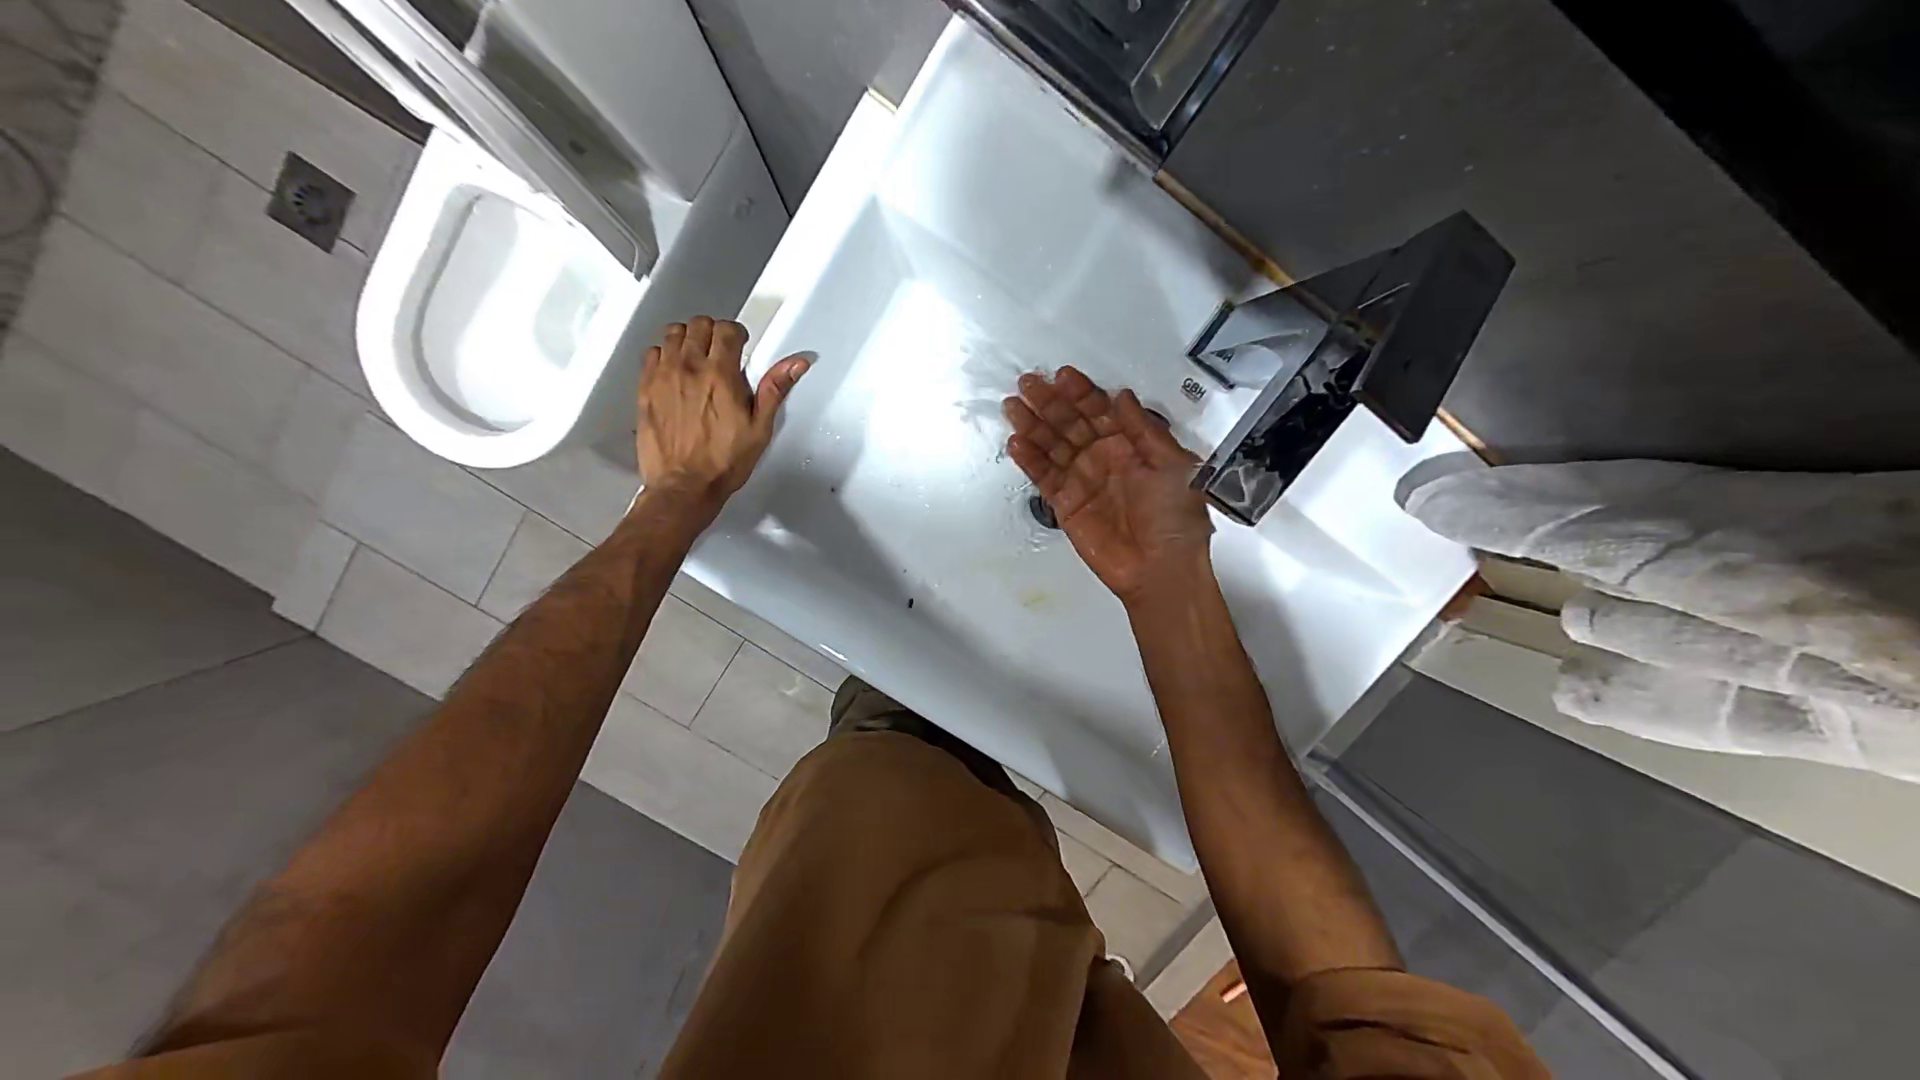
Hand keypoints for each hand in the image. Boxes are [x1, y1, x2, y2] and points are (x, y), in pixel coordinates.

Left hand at [636, 316, 808, 507]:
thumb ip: (774, 389)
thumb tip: (796, 363)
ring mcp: (663, 376)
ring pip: (673, 333)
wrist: (684, 486)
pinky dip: (664, 354)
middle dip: (713, 332)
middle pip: (698, 324)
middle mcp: (689, 368)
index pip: (726, 329)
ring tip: (698, 358)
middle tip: (721, 351)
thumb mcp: (759, 428)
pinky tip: (675, 370)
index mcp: (721, 375)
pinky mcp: (645, 388)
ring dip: (688, 339)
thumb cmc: (724, 462)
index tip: (741, 345)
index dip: (737, 333)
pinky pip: (651, 353)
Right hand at [1003, 366, 1212, 602]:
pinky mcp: (1066, 504)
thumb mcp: (1172, 464)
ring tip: (1014, 407)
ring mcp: (1083, 480)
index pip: (1100, 410)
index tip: (1063, 377)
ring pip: (1052, 445)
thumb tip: (1123, 397)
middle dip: (1049, 402)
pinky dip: (1030, 460)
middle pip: (1070, 423)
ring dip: (1033, 425)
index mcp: (1132, 446)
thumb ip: (1143, 429)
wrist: (1160, 569)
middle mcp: (1104, 459)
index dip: (1081, 392)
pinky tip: (1018, 443)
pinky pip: (1043, 476)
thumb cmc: (1177, 523)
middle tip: (1029, 384)